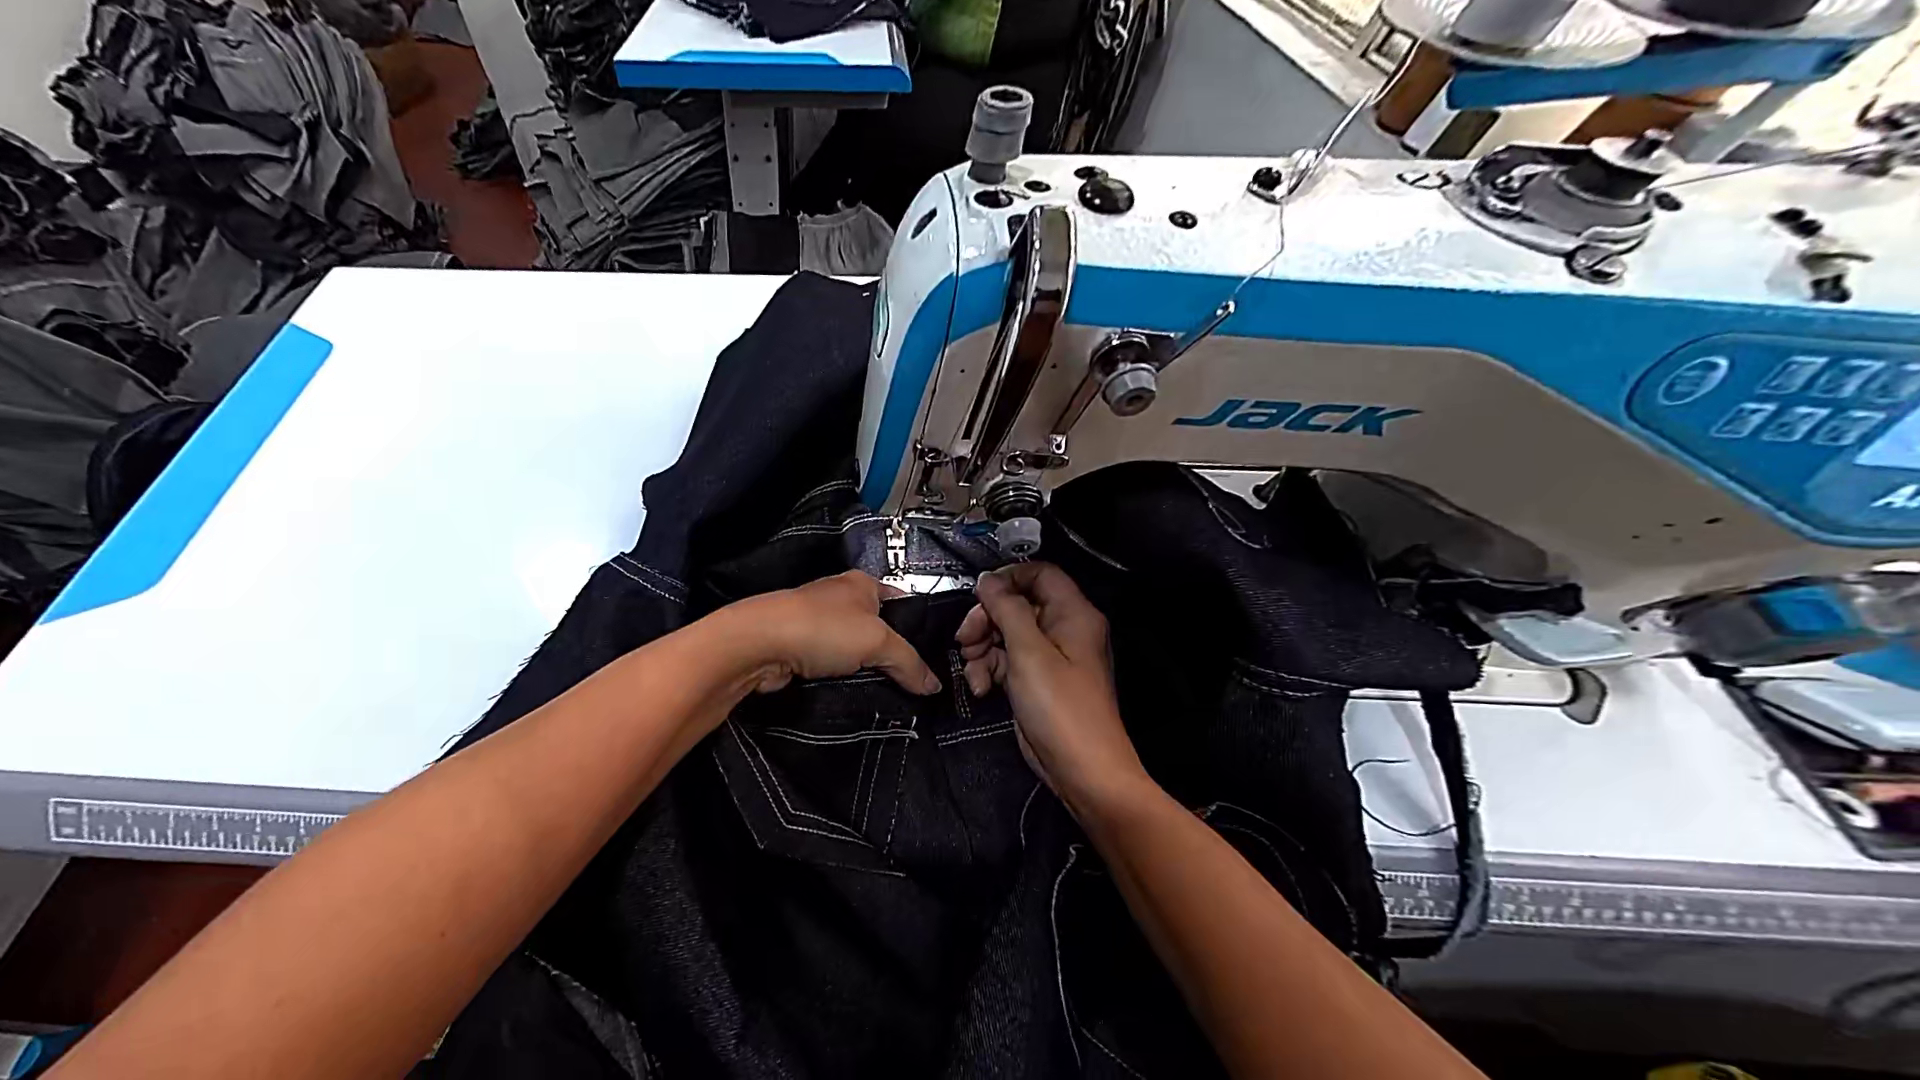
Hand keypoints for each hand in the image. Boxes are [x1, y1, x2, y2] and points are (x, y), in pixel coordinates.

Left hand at [718, 570, 941, 695]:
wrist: (758, 644)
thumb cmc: (823, 628)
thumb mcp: (879, 643)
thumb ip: (911, 664)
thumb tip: (934, 686)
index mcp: (862, 583)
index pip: (901, 602)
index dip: (917, 627)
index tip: (932, 658)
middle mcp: (839, 597)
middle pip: (877, 628)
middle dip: (891, 654)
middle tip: (913, 682)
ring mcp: (815, 622)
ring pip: (852, 650)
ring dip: (864, 669)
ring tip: (886, 693)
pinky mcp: (797, 647)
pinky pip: (830, 665)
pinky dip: (840, 678)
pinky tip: (852, 693)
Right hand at [955, 563, 1147, 807]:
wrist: (1083, 770)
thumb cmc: (1067, 714)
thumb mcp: (1029, 652)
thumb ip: (1006, 610)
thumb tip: (989, 581)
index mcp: (1074, 614)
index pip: (1039, 574)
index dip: (1007, 579)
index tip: (981, 595)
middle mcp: (1064, 631)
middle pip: (1016, 605)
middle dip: (986, 620)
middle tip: (968, 637)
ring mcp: (1050, 657)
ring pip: (1006, 634)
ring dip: (982, 648)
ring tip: (974, 669)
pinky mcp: (1037, 680)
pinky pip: (1006, 661)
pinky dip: (989, 670)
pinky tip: (982, 686)